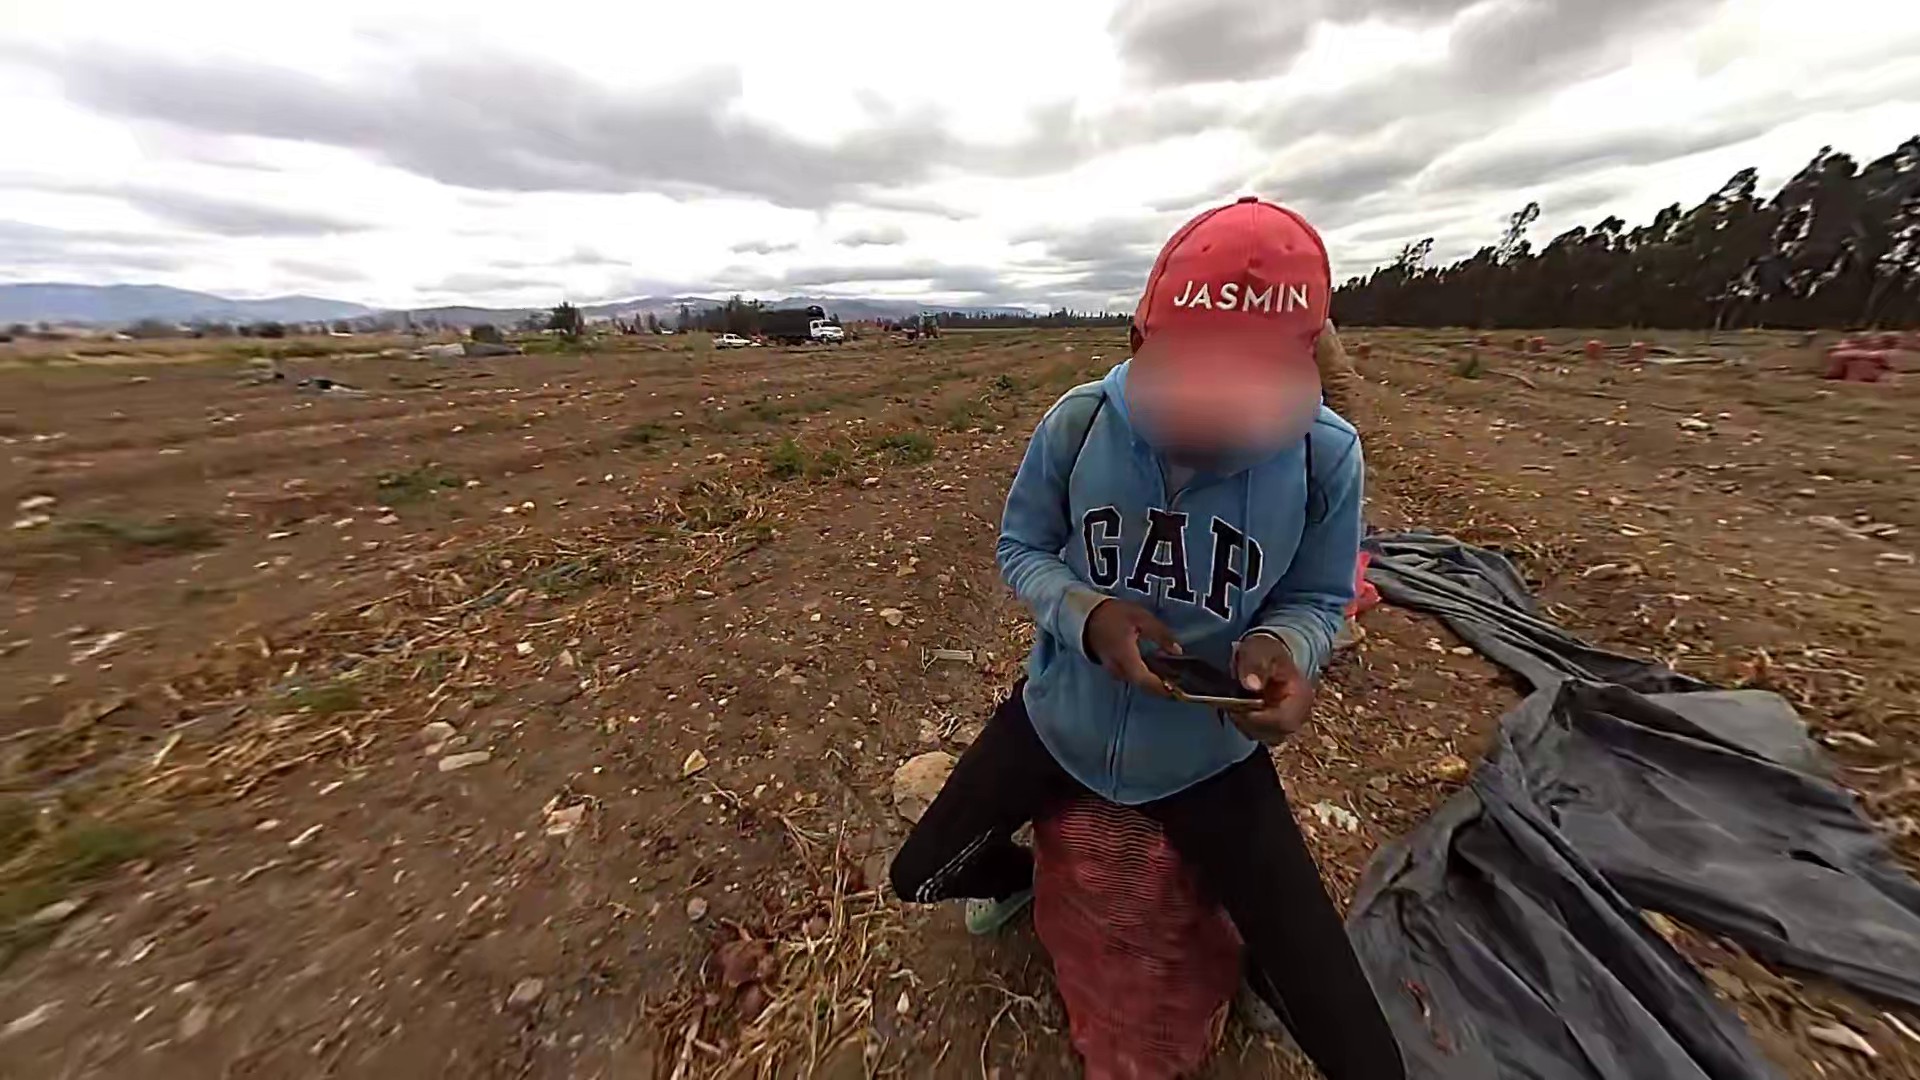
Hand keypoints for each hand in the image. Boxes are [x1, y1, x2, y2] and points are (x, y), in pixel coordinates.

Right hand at [1084, 599, 1180, 695]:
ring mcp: (1113, 670)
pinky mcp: (1110, 666)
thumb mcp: (1141, 618)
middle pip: (1143, 686)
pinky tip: (1151, 663)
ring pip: (1136, 681)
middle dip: (1161, 685)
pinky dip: (1142, 673)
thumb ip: (1161, 634)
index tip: (1180, 688)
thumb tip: (1177, 651)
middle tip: (1178, 679)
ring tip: (1168, 670)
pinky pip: (1129, 675)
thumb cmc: (1113, 615)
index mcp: (1127, 659)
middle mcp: (1119, 670)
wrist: (1085, 614)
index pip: (1148, 683)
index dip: (1164, 688)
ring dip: (1152, 679)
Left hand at [1232, 634, 1313, 743]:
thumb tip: (1251, 686)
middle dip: (1249, 722)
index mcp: (1301, 696)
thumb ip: (1254, 665)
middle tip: (1231, 707)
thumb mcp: (1258, 650)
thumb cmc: (1264, 650)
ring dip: (1245, 724)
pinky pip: (1260, 733)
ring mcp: (1288, 720)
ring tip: (1234, 706)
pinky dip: (1245, 724)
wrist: (1266, 653)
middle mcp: (1300, 713)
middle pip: (1275, 733)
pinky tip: (1238, 709)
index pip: (1284, 722)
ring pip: (1265, 736)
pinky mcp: (1276, 724)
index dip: (1258, 719)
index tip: (1237, 709)